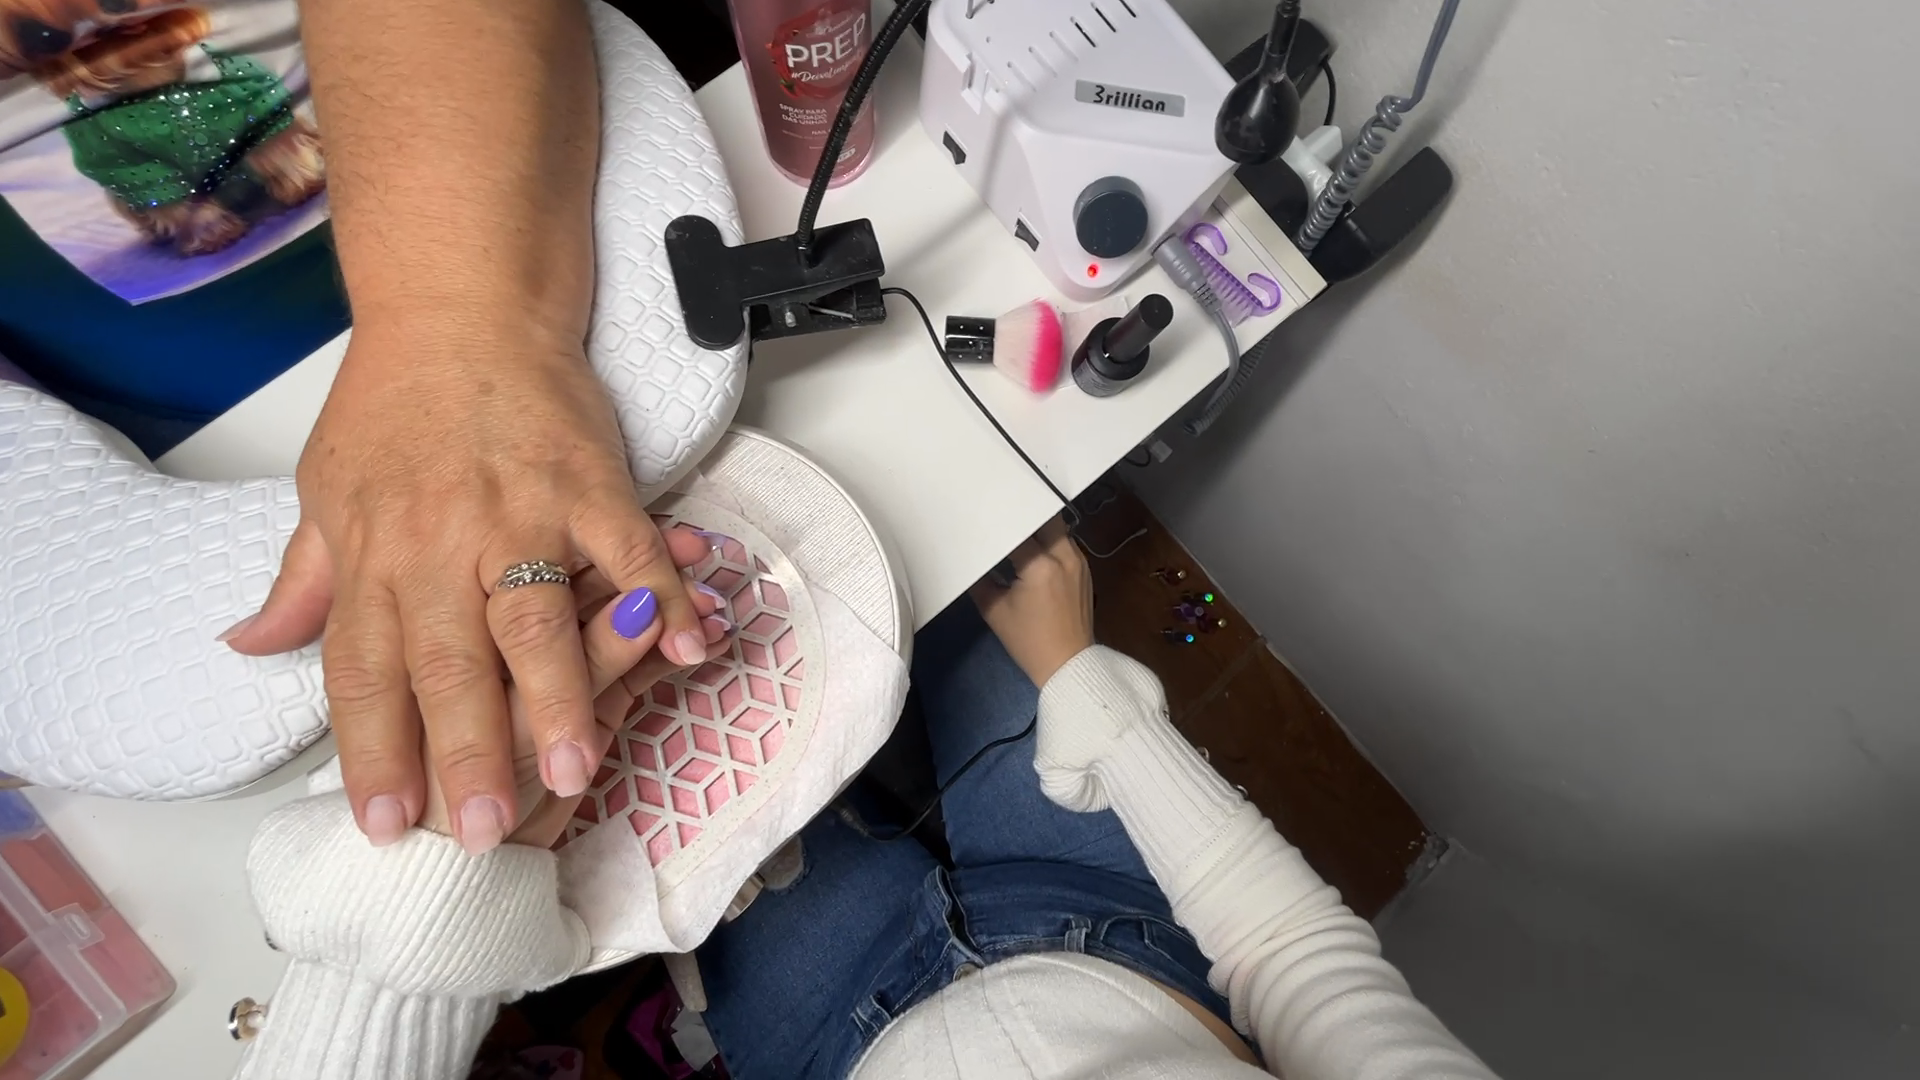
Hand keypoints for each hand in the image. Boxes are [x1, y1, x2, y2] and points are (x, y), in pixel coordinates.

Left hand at [224, 321, 710, 855]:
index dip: (376, 750)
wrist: (465, 315)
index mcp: (377, 551)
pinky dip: (664, 602)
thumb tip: (254, 645)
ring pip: (539, 620)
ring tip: (576, 770)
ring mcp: (524, 512)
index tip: (391, 823)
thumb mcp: (328, 487)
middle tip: (484, 828)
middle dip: (467, 750)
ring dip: (562, 699)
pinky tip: (689, 652)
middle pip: (450, 661)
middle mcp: (443, 542)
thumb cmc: (401, 402)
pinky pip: (632, 553)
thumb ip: (306, 576)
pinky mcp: (593, 485)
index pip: (365, 670)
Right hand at [969, 517, 1094, 688]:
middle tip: (1006, 519)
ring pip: (1059, 530)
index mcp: (1041, 565)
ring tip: (1018, 533)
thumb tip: (973, 560)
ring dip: (1040, 530)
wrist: (1067, 665)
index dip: (1001, 524)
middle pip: (1046, 519)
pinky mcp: (1085, 571)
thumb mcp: (995, 611)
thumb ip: (981, 580)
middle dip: (1026, 517)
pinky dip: (1051, 543)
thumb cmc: (1029, 641)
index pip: (1018, 531)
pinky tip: (1035, 552)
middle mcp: (1065, 557)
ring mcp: (1079, 563)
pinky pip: (1066, 546)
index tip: (987, 520)